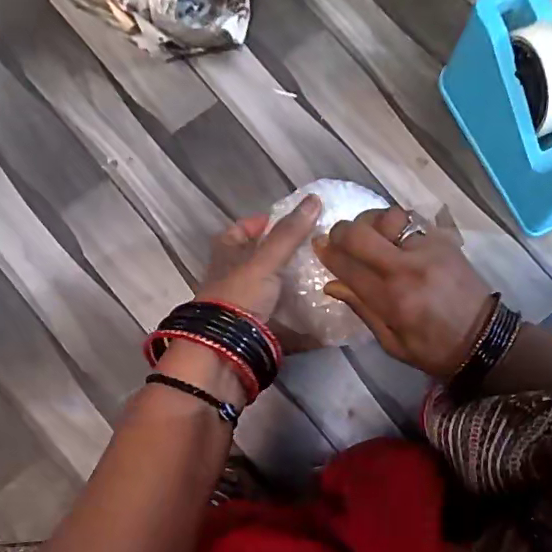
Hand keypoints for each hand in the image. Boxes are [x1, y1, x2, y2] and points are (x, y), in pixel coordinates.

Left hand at [152, 196, 321, 405]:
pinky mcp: (258, 336)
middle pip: (261, 264)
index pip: (242, 230)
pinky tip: (328, 322)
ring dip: (297, 292)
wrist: (224, 353)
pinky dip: (305, 328)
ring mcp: (245, 310)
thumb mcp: (264, 260)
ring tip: (327, 282)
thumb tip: (315, 199)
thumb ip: (289, 234)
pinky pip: (285, 328)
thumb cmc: (238, 296)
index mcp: (226, 256)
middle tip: (318, 252)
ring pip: (274, 295)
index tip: (294, 222)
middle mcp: (233, 280)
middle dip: (287, 259)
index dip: (264, 223)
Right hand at [313, 207, 494, 377]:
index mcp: (393, 300)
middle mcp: (408, 268)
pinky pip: (410, 221)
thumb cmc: (433, 349)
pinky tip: (393, 239)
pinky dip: (395, 226)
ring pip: (387, 217)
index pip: (348, 266)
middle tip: (338, 238)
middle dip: (342, 231)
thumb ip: (362, 309)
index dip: (328, 253)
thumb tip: (332, 285)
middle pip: (361, 232)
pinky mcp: (443, 239)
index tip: (318, 246)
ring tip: (368, 237)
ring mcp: (428, 248)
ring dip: (371, 223)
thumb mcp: (392, 343)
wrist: (484, 338)